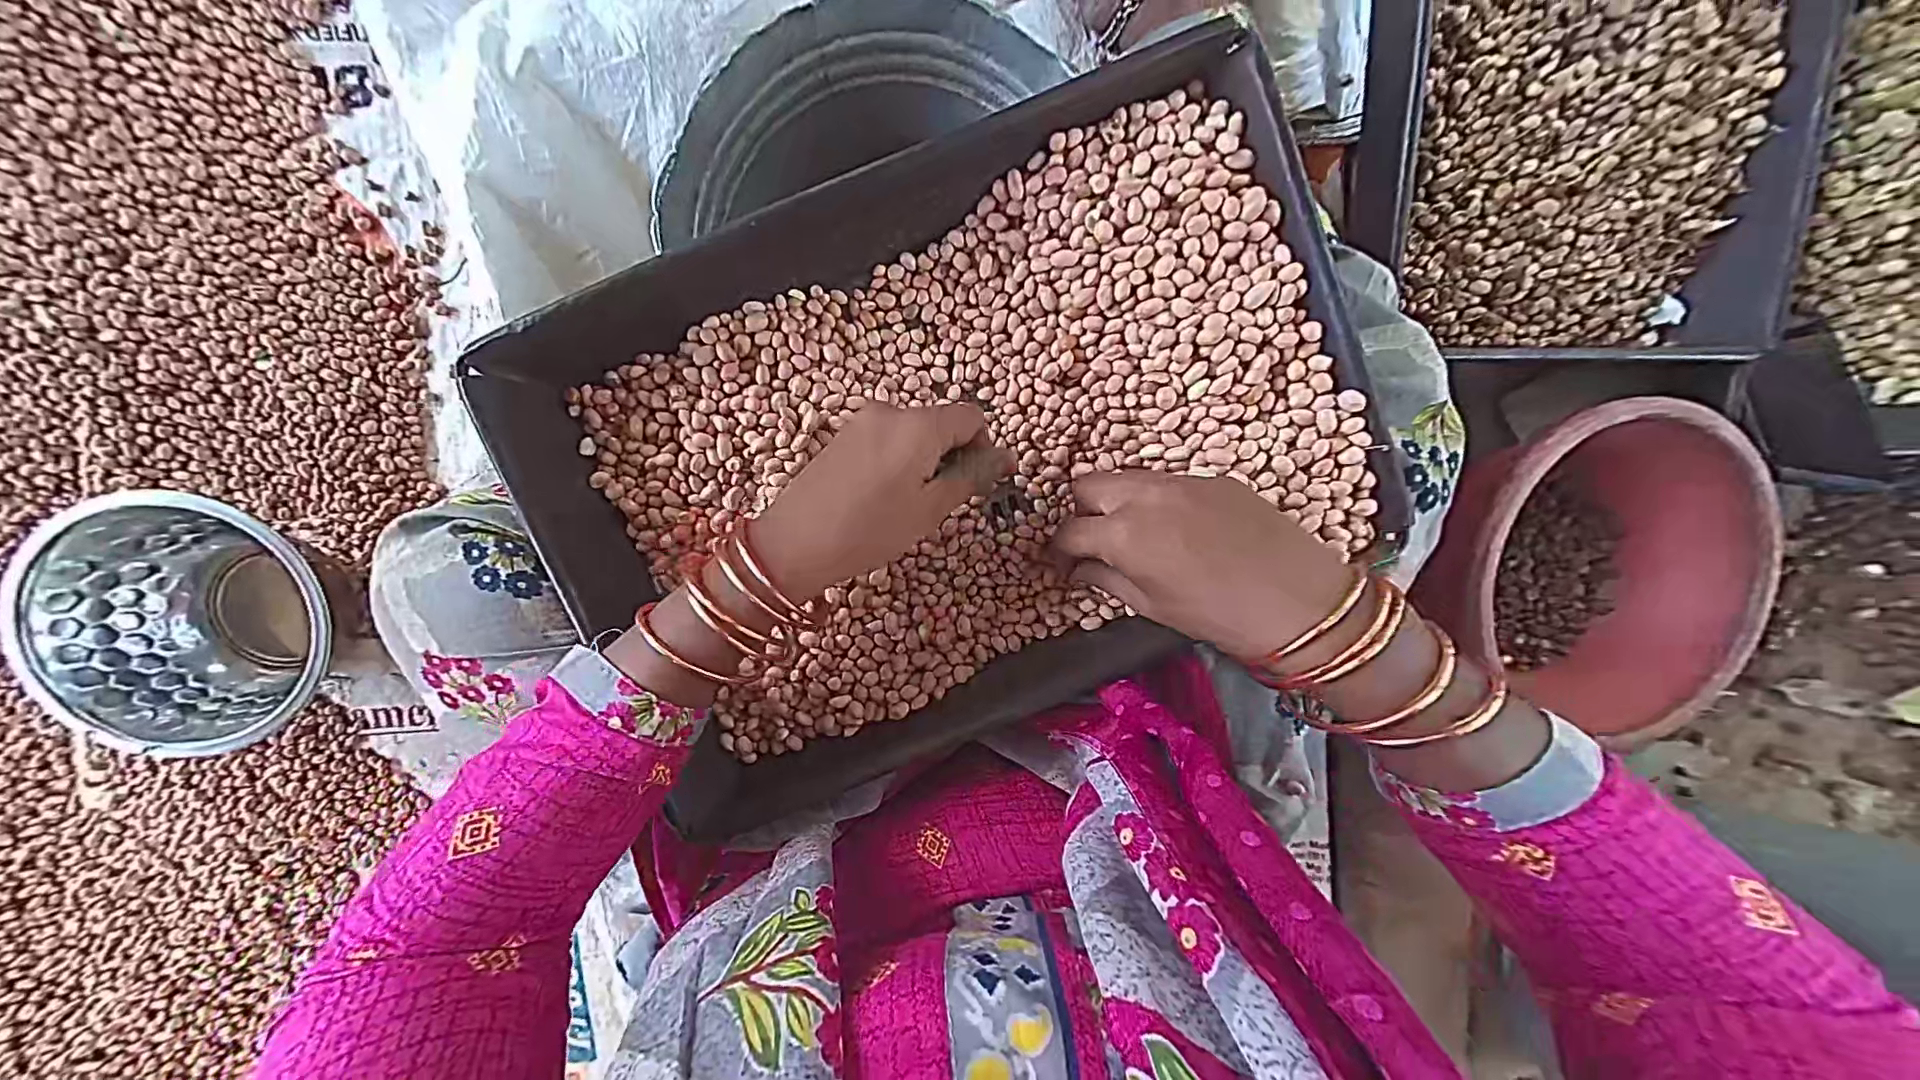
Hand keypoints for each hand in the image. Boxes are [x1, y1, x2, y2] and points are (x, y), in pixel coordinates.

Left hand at [752, 404, 1012, 596]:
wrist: (795, 543)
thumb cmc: (870, 530)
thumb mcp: (930, 509)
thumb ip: (971, 476)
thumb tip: (1005, 458)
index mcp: (918, 425)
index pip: (971, 416)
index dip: (984, 446)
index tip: (979, 479)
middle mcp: (890, 411)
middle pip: (941, 422)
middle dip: (952, 454)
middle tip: (942, 499)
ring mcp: (862, 422)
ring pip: (914, 432)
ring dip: (925, 460)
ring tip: (908, 502)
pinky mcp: (843, 436)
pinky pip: (887, 439)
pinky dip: (899, 460)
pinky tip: (883, 495)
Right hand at [1049, 470, 1353, 658]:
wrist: (1300, 602)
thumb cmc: (1216, 615)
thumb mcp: (1150, 605)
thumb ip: (1105, 579)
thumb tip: (1079, 570)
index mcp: (1122, 533)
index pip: (1069, 531)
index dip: (1058, 550)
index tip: (1064, 564)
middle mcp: (1144, 495)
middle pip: (1087, 485)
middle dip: (1080, 512)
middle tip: (1093, 541)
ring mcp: (1181, 480)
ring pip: (1127, 478)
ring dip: (1116, 501)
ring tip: (1132, 533)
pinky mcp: (1212, 478)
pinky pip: (1167, 482)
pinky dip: (1156, 500)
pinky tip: (1177, 528)